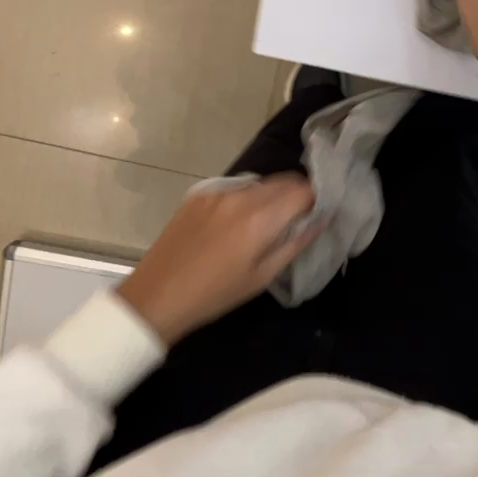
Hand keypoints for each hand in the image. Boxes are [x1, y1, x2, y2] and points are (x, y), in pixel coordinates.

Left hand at [116, 174, 322, 344]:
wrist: (156, 295)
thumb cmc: (215, 294)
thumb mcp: (262, 276)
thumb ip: (295, 243)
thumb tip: (320, 220)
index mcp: (259, 219)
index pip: (302, 190)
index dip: (316, 199)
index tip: (317, 214)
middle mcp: (240, 196)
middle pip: (283, 181)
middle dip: (296, 194)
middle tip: (298, 218)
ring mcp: (217, 193)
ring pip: (259, 184)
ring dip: (271, 196)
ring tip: (266, 223)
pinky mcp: (199, 195)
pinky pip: (235, 189)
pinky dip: (246, 199)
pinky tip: (236, 224)